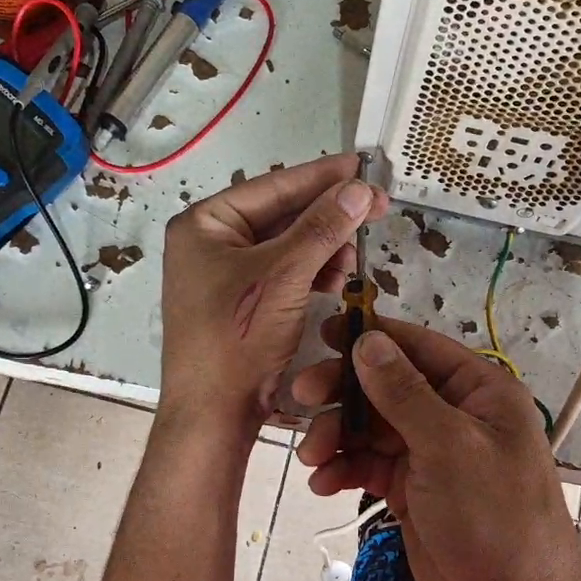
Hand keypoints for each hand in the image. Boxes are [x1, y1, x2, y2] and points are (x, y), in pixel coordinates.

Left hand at [159, 155, 387, 425]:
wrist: (212, 414)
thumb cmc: (237, 338)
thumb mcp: (284, 276)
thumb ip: (323, 229)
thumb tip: (361, 188)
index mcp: (204, 224)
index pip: (272, 186)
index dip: (322, 176)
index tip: (365, 166)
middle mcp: (209, 243)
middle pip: (279, 215)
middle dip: (328, 216)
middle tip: (377, 208)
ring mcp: (223, 276)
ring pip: (285, 247)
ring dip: (323, 247)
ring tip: (355, 254)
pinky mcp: (239, 304)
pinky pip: (282, 275)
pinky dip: (311, 274)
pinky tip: (337, 278)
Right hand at [292, 319, 580, 580]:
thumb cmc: (493, 516)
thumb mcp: (448, 447)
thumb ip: (404, 392)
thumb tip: (368, 340)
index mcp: (477, 392)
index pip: (417, 348)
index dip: (371, 337)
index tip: (324, 332)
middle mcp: (452, 414)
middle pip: (384, 386)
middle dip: (343, 393)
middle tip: (302, 397)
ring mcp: (429, 453)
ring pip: (369, 427)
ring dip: (336, 437)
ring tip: (313, 460)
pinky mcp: (409, 489)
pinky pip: (367, 465)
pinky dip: (343, 469)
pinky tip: (323, 485)